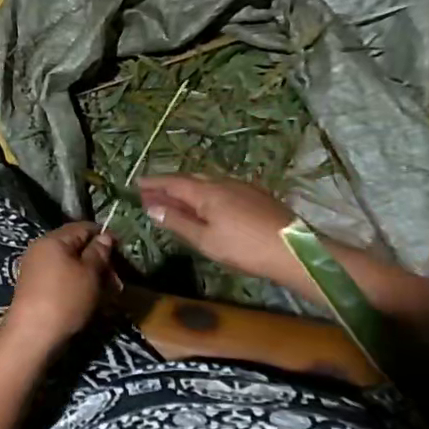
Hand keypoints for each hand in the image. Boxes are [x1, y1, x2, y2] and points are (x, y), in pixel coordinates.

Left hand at [4, 222, 116, 348]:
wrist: (32, 338)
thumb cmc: (65, 299)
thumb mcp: (90, 273)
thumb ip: (99, 252)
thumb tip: (105, 236)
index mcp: (53, 240)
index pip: (85, 228)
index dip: (105, 237)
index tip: (121, 254)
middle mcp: (42, 250)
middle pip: (78, 248)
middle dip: (100, 262)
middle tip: (117, 283)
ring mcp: (37, 271)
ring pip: (72, 267)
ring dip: (92, 278)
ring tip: (109, 297)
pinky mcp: (36, 290)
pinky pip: (63, 281)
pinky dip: (79, 288)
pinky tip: (92, 303)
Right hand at [137, 176, 298, 286]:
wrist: (292, 249)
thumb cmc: (244, 248)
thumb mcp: (205, 240)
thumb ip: (178, 222)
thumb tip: (152, 207)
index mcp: (207, 191)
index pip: (174, 182)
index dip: (155, 183)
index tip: (137, 183)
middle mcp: (223, 182)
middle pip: (191, 180)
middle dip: (169, 185)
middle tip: (152, 193)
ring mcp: (242, 186)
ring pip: (209, 183)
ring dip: (189, 190)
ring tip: (176, 200)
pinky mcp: (257, 195)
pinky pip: (223, 188)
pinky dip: (207, 194)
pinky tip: (209, 206)